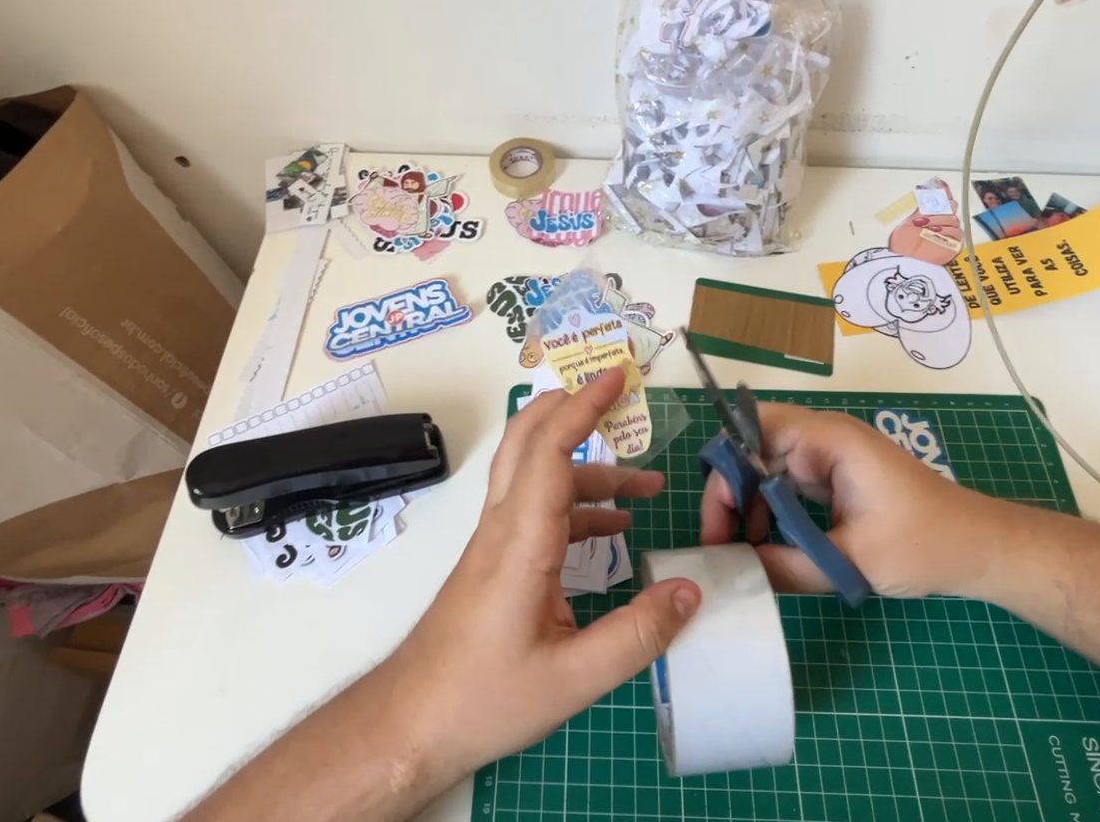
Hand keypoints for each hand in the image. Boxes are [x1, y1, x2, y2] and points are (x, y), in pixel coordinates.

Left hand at [380, 366, 701, 786]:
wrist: (408, 723)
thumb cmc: (483, 699)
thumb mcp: (573, 680)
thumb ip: (637, 636)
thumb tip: (691, 591)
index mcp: (522, 541)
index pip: (552, 450)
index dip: (584, 407)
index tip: (617, 376)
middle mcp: (505, 526)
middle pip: (529, 441)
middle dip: (572, 408)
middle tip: (618, 395)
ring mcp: (496, 541)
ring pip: (537, 476)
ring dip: (590, 470)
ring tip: (649, 488)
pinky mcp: (496, 561)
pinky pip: (538, 511)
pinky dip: (578, 506)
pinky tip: (615, 530)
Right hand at [700, 403, 1007, 598]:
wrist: (981, 550)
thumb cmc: (926, 543)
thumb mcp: (854, 560)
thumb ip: (789, 566)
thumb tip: (734, 573)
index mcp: (828, 440)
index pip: (754, 427)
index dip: (728, 464)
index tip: (722, 515)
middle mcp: (821, 440)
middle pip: (753, 450)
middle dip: (732, 493)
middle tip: (719, 542)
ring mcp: (826, 459)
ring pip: (765, 471)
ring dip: (749, 508)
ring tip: (740, 552)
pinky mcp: (832, 480)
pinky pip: (785, 488)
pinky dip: (770, 514)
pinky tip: (764, 546)